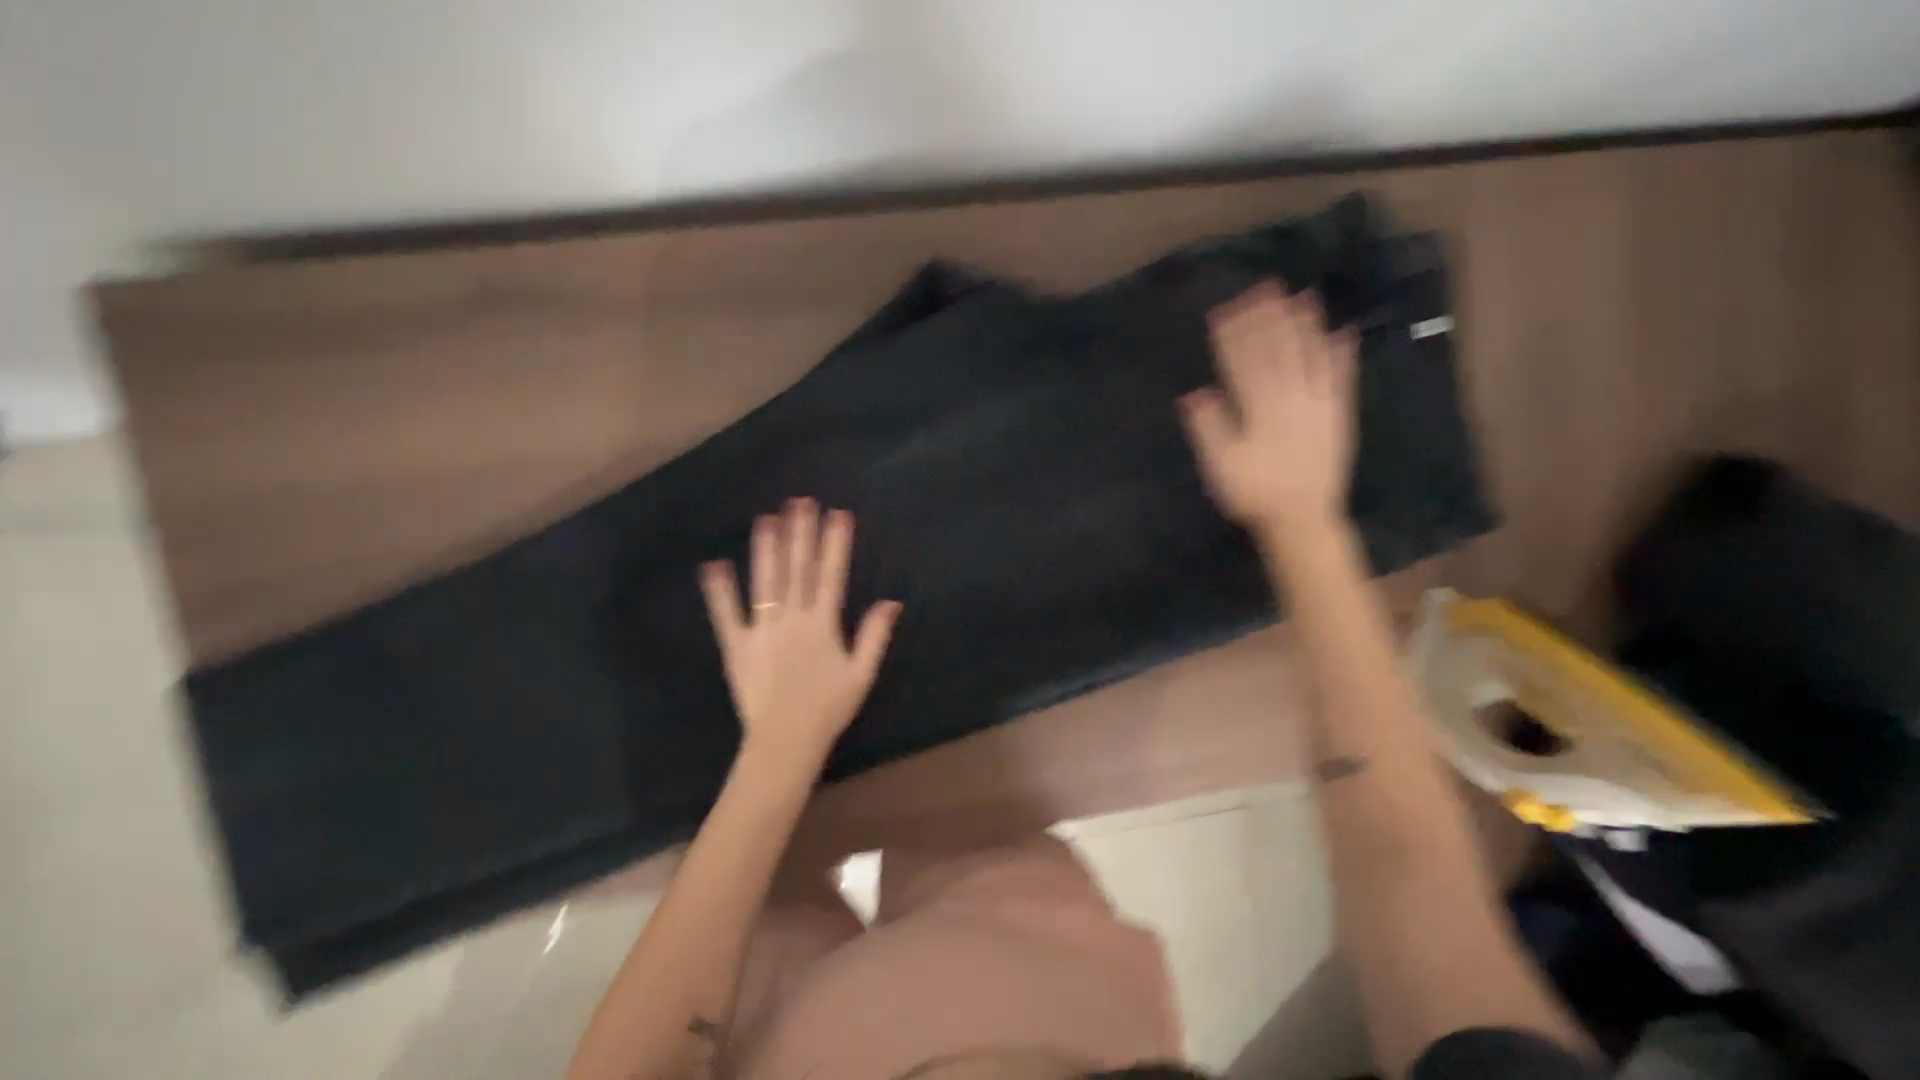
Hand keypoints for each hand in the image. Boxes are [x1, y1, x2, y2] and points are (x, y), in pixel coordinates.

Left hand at [699, 499, 901, 767]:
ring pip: (764, 583)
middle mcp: (792, 620)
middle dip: (800, 533)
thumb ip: (875, 636)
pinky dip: (719, 590)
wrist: (786, 741)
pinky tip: (714, 564)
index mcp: (823, 625)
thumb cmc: (829, 708)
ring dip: (766, 549)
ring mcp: (761, 631)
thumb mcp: (862, 674)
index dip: (834, 543)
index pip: (831, 575)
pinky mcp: (736, 646)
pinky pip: (725, 614)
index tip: (837, 513)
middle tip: (800, 501)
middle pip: (797, 570)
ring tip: (767, 518)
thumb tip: (890, 601)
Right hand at [1178, 281, 1357, 532]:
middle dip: (1267, 319)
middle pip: (1276, 352)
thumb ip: (1210, 429)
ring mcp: (1318, 405)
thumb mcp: (1221, 467)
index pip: (1242, 364)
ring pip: (1310, 358)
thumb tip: (1196, 393)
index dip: (1233, 335)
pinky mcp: (1339, 414)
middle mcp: (1289, 399)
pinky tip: (1342, 332)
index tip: (1226, 308)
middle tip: (1262, 287)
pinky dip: (1342, 355)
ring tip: (1301, 296)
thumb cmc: (1253, 494)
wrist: (1302, 519)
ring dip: (1305, 326)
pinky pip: (1342, 379)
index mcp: (1257, 411)